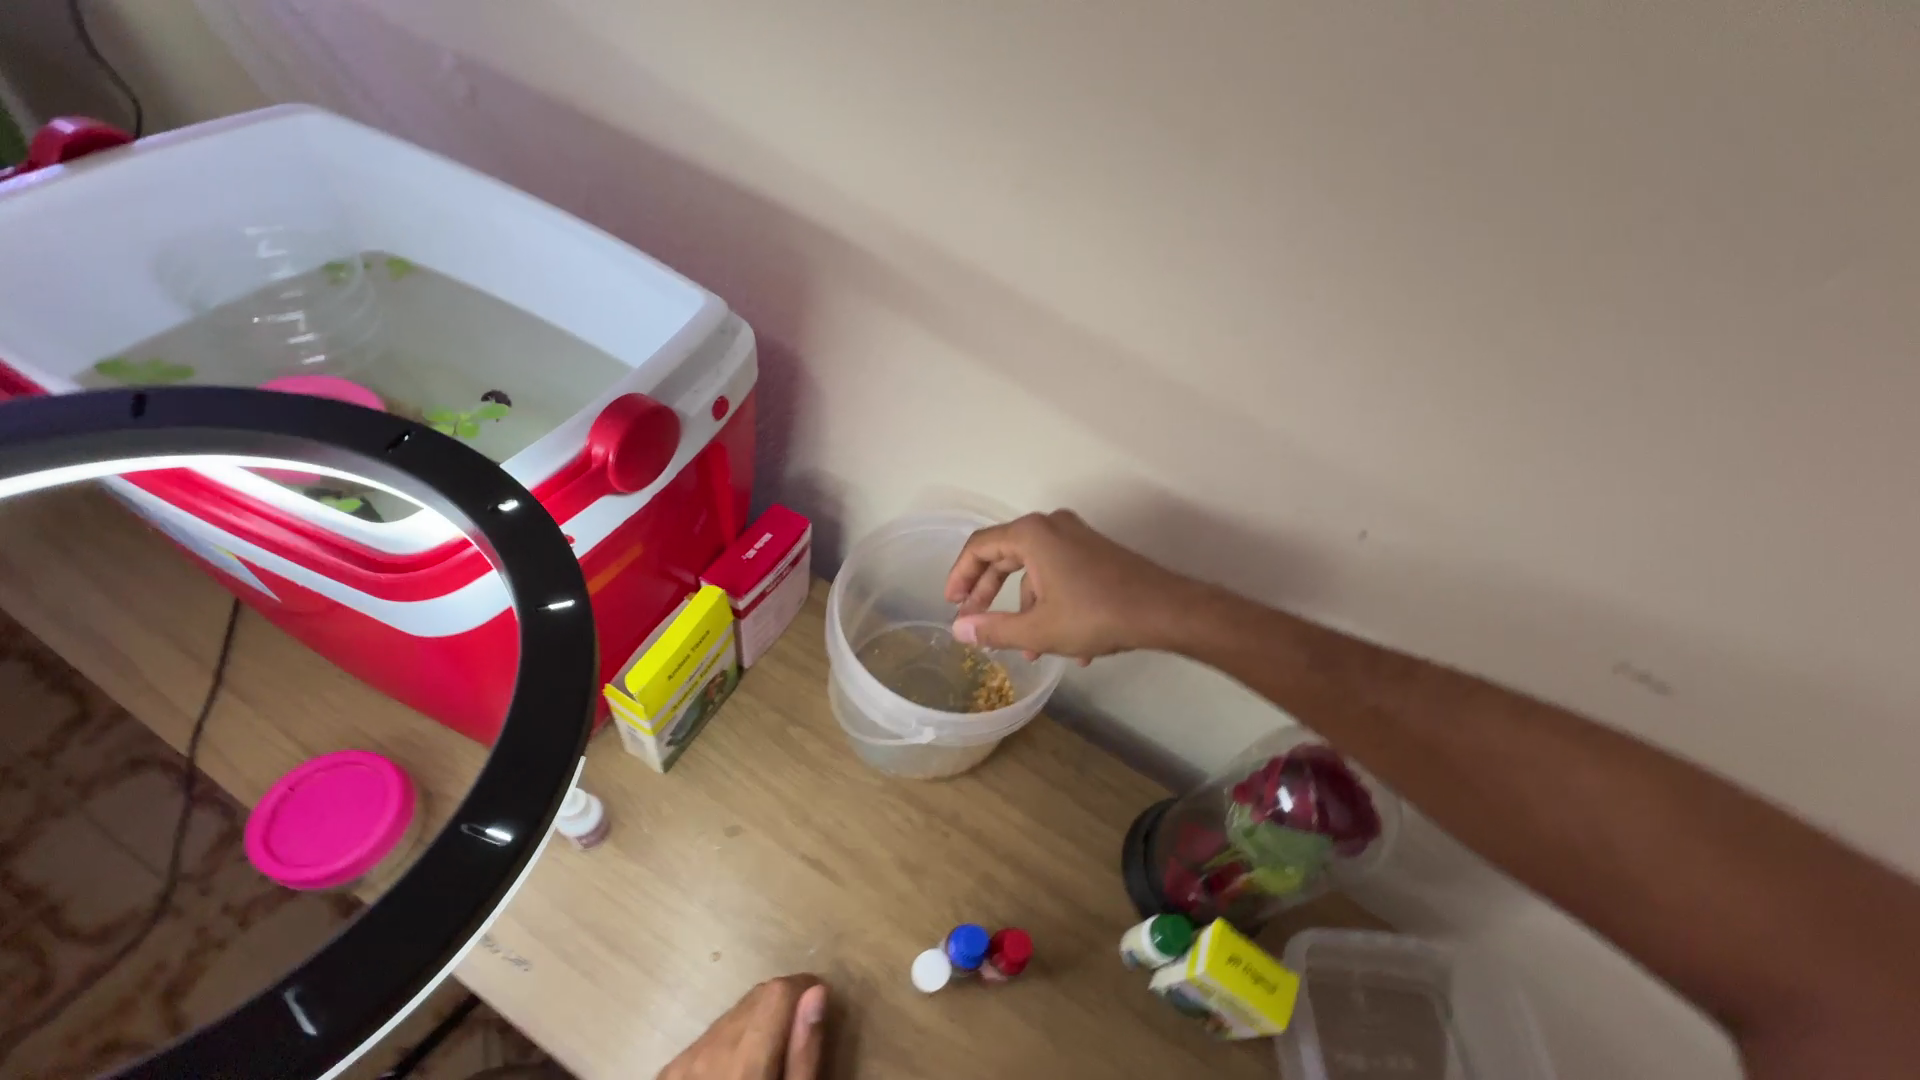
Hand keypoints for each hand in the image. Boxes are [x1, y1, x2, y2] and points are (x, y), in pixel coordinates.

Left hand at [657, 975, 828, 1079]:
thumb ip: (805, 1054)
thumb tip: (817, 993)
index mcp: (742, 1067)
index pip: (775, 992)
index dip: (803, 989)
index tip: (819, 1005)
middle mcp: (706, 1055)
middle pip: (754, 999)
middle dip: (783, 1006)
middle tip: (801, 1035)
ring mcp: (680, 1064)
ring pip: (731, 1016)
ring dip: (757, 1022)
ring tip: (772, 1057)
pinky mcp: (666, 1073)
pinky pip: (709, 1037)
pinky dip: (732, 1041)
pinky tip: (740, 1072)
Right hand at [944, 510, 1200, 660]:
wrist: (1165, 611)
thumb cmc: (1097, 615)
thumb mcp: (1038, 629)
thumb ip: (993, 629)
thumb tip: (958, 630)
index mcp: (1031, 535)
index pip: (979, 547)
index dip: (959, 576)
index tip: (952, 604)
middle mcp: (1052, 527)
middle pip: (1005, 556)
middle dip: (989, 595)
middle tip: (975, 622)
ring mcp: (1077, 538)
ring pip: (1035, 571)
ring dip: (1026, 610)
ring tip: (1028, 651)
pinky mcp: (1096, 554)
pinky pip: (1060, 575)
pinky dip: (1054, 605)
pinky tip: (1069, 647)